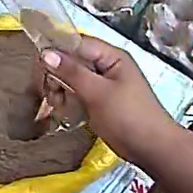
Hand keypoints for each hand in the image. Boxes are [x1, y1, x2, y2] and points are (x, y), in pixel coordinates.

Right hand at [42, 37, 180, 168]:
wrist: (152, 149)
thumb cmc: (128, 117)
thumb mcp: (97, 92)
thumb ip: (71, 72)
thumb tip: (45, 53)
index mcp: (111, 57)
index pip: (77, 43)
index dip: (57, 52)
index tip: (39, 68)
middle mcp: (107, 66)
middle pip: (73, 61)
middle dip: (57, 75)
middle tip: (50, 94)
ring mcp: (104, 85)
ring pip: (73, 79)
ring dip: (61, 90)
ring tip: (57, 105)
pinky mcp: (101, 102)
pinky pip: (79, 93)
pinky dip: (69, 100)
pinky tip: (64, 111)